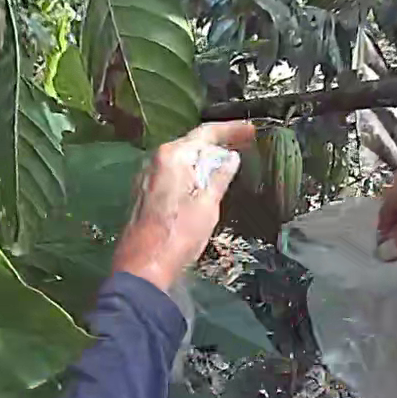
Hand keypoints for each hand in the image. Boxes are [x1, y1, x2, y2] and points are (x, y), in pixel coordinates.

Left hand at [111, 122, 251, 292]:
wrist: (144, 267)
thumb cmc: (179, 236)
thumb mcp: (207, 206)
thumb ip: (219, 178)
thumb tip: (230, 158)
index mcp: (172, 157)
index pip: (206, 134)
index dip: (232, 130)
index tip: (252, 131)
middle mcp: (156, 160)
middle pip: (192, 145)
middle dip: (219, 144)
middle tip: (245, 145)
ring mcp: (147, 177)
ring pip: (182, 160)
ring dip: (205, 160)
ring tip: (229, 163)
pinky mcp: (145, 194)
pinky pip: (174, 174)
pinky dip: (192, 173)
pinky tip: (205, 182)